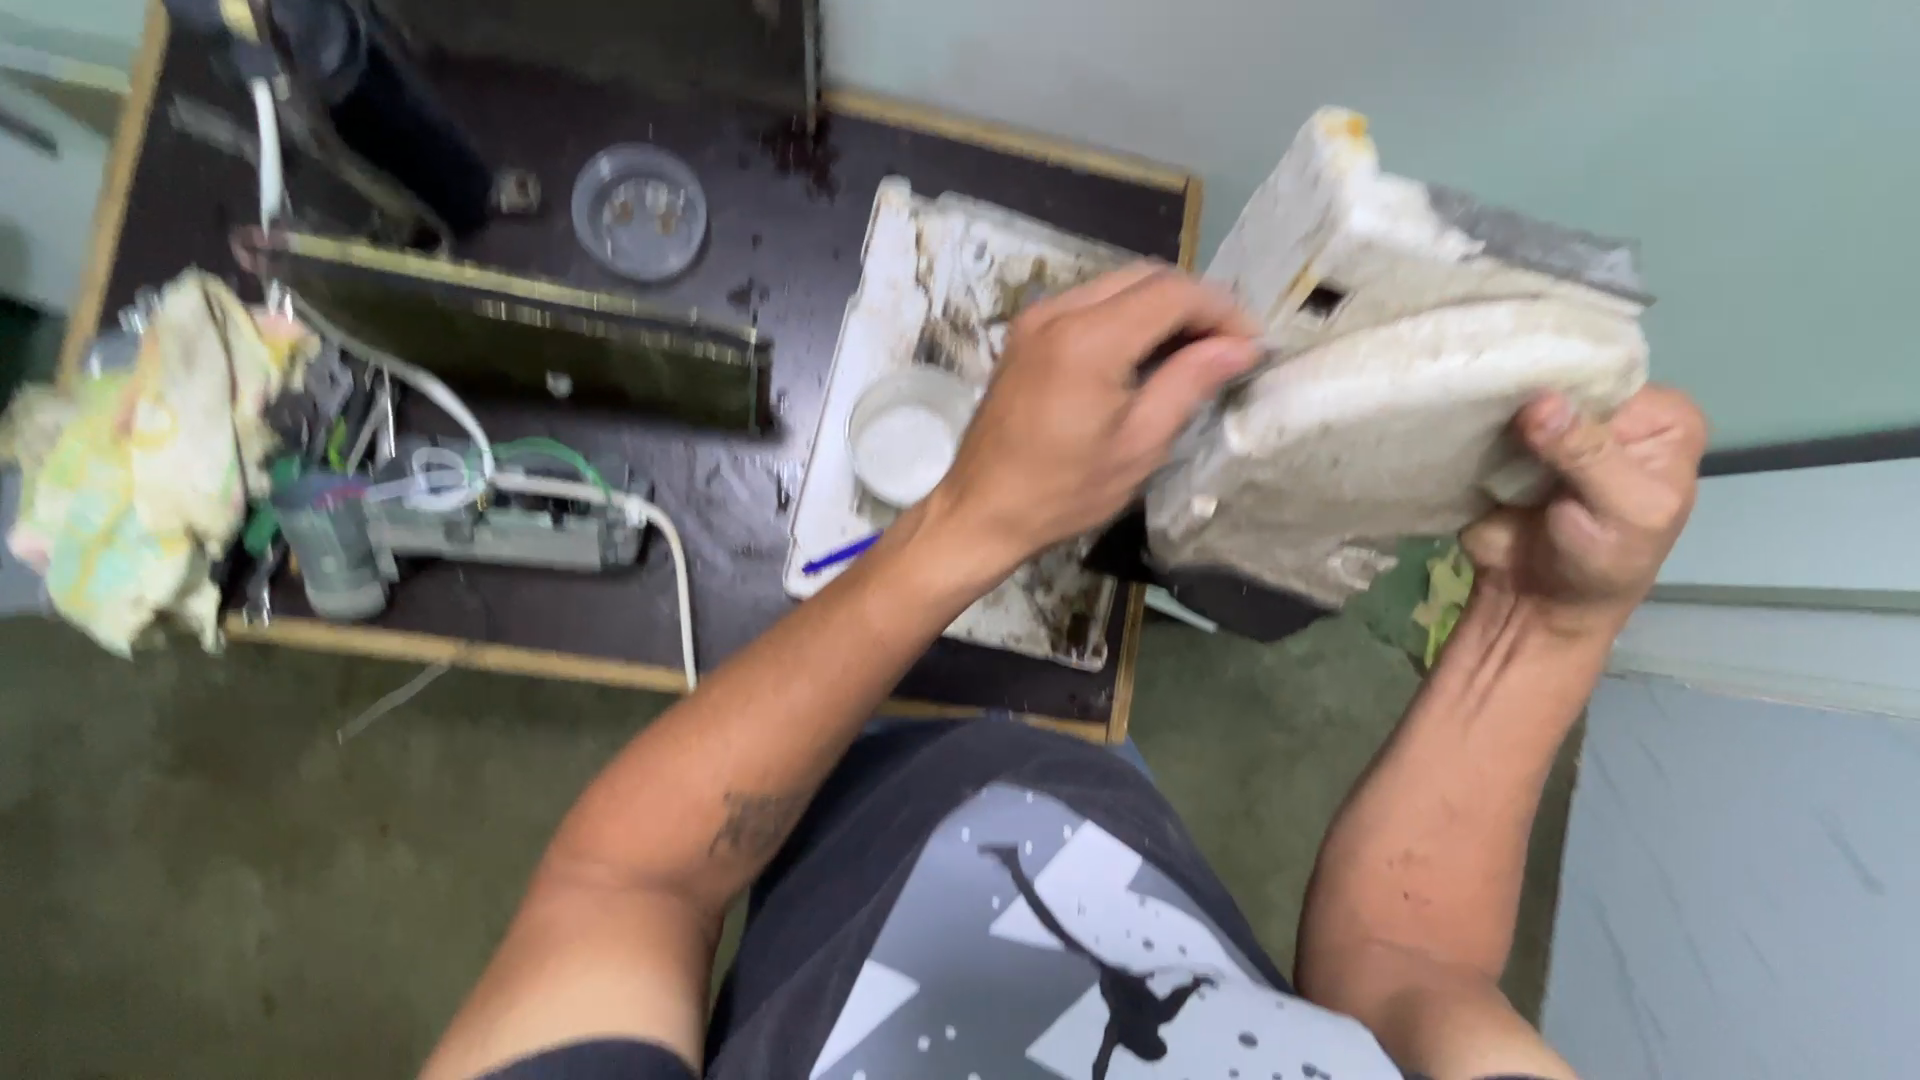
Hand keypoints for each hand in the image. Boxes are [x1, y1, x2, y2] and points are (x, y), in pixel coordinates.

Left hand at [922, 264, 1260, 573]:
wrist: (980, 510)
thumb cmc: (1061, 492)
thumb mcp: (1138, 446)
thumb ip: (1189, 384)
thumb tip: (1240, 347)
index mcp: (1088, 339)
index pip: (1173, 293)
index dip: (1222, 311)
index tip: (1251, 344)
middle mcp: (1058, 312)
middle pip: (1145, 277)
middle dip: (1195, 304)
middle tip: (1227, 347)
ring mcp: (1035, 320)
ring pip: (1116, 285)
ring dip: (1161, 308)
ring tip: (1193, 352)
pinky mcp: (1024, 335)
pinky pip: (1088, 304)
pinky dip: (1125, 317)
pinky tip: (1145, 354)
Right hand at [1463, 385, 1708, 637]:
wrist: (1535, 603)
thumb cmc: (1603, 563)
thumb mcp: (1622, 512)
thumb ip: (1589, 456)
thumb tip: (1541, 403)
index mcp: (1659, 420)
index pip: (1608, 378)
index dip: (1567, 383)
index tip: (1523, 390)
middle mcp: (1606, 415)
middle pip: (1559, 381)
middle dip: (1523, 392)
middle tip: (1483, 399)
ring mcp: (1548, 431)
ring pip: (1515, 399)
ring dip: (1488, 411)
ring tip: (1464, 416)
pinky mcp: (1502, 450)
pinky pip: (1482, 427)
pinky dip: (1467, 430)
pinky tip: (1452, 428)